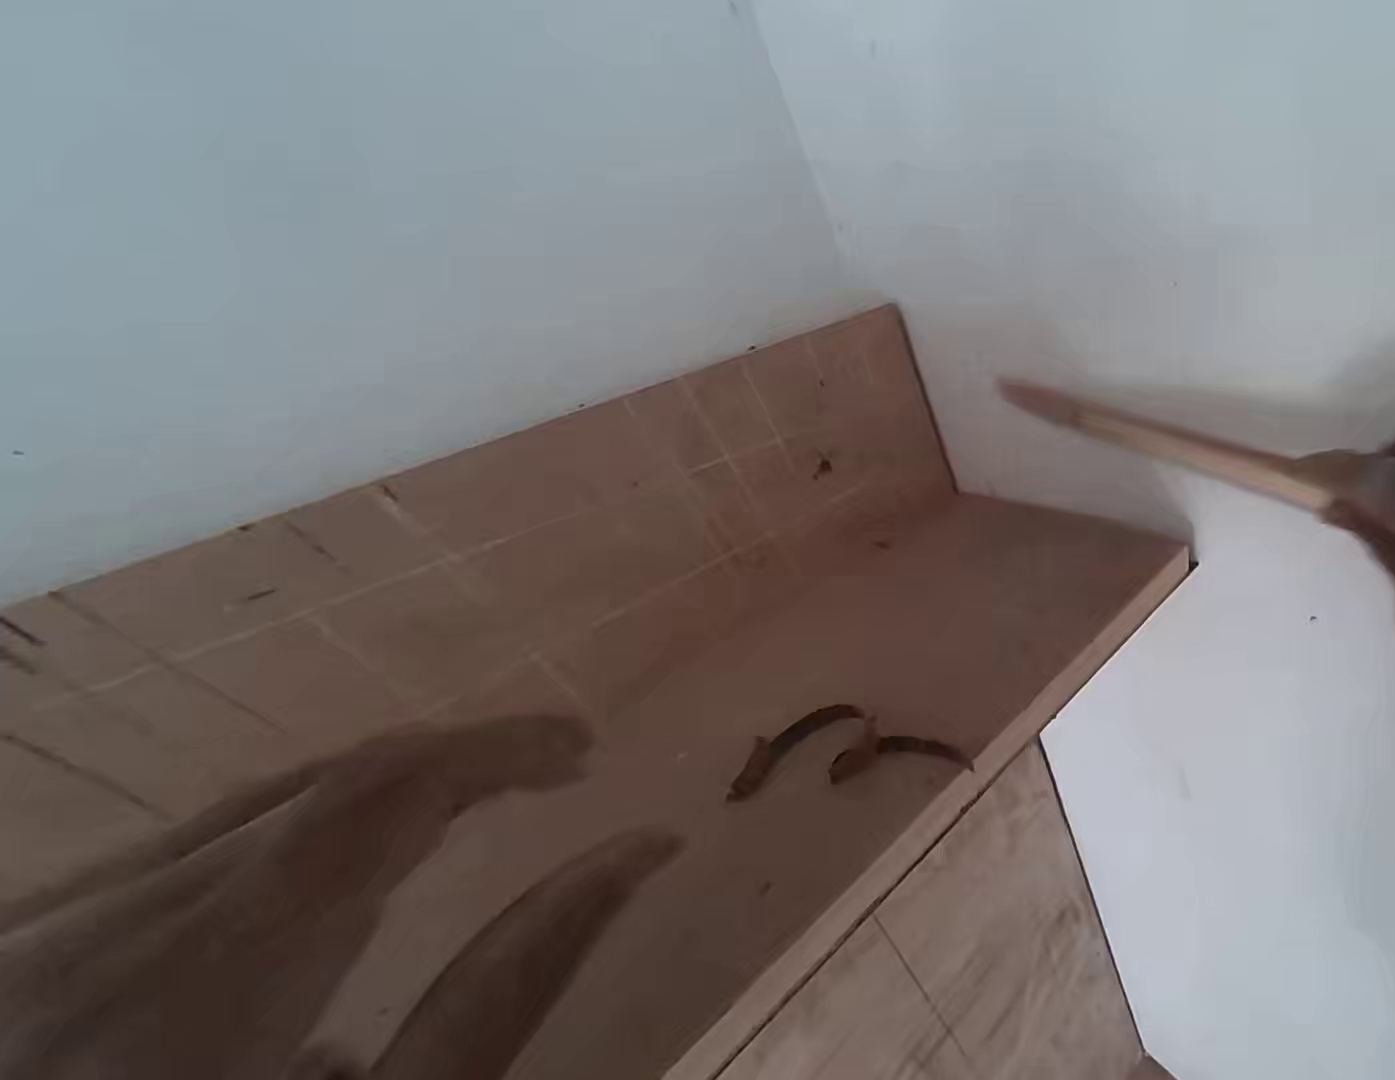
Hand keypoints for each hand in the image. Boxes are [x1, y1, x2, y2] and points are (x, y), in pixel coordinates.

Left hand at [0, 715, 681, 1079]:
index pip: (389, 787)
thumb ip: (519, 973)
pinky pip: (209, 836)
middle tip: (561, 765)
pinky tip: (366, 851)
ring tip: (488, 794)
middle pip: (338, 778)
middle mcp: (94, 927)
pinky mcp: (23, 943)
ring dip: (404, 783)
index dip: (503, 746)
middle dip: (471, 757)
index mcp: (194, 979)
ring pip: (275, 796)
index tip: (585, 749)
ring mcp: (37, 931)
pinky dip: (325, 817)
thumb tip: (645, 847)